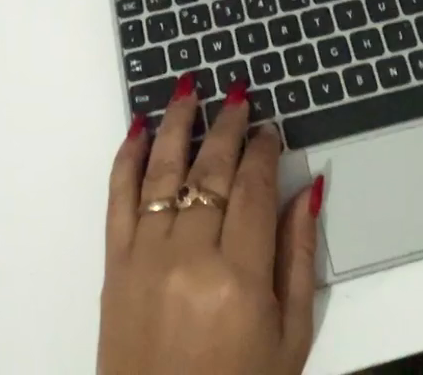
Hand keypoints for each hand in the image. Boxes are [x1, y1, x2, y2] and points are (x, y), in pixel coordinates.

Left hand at [99, 75, 323, 374]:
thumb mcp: (291, 335)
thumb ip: (299, 256)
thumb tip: (308, 187)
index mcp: (240, 277)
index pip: (255, 189)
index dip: (264, 150)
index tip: (271, 127)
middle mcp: (189, 257)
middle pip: (211, 171)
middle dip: (228, 126)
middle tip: (238, 93)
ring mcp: (144, 256)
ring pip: (163, 171)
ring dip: (178, 123)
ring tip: (189, 87)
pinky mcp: (114, 264)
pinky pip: (118, 198)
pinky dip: (128, 158)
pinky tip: (139, 128)